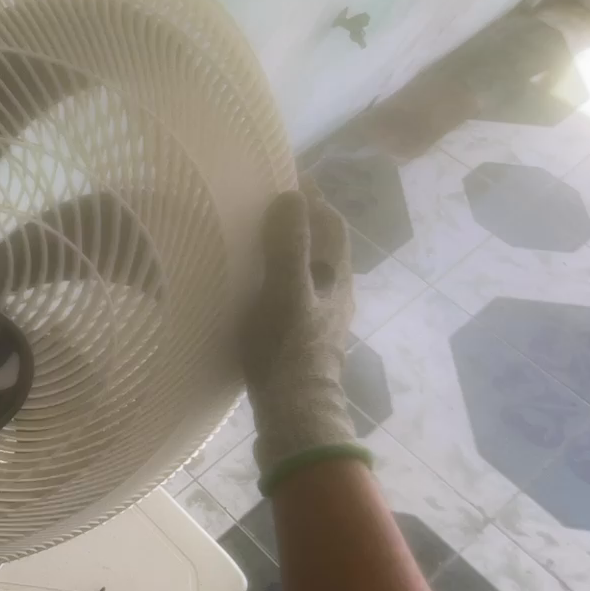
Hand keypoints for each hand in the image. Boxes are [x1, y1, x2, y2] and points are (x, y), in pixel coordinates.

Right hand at [240, 185, 366, 491]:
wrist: (292, 413)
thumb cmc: (286, 351)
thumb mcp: (284, 293)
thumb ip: (288, 246)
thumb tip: (291, 196)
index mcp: (336, 278)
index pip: (331, 225)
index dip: (312, 199)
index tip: (285, 177)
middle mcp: (335, 295)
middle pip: (323, 247)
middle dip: (300, 223)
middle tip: (263, 206)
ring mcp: (319, 320)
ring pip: (309, 272)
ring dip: (288, 251)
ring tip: (253, 241)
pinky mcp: (301, 340)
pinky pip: (292, 294)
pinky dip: (276, 278)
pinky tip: (253, 287)